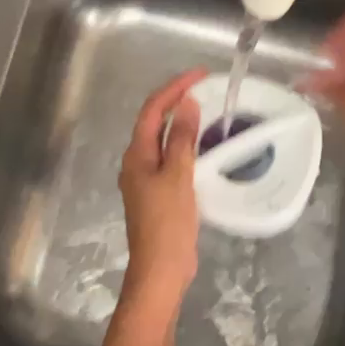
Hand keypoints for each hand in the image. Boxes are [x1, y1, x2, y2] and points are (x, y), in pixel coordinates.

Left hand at [119, 69, 206, 301]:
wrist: (161, 270)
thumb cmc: (168, 223)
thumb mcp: (178, 177)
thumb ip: (181, 139)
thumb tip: (186, 103)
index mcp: (136, 156)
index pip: (152, 110)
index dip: (174, 88)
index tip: (201, 75)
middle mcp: (136, 163)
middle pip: (154, 122)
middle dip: (177, 101)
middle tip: (207, 89)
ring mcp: (146, 180)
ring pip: (162, 141)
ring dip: (182, 124)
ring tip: (208, 112)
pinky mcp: (158, 195)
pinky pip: (170, 160)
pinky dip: (185, 147)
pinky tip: (204, 149)